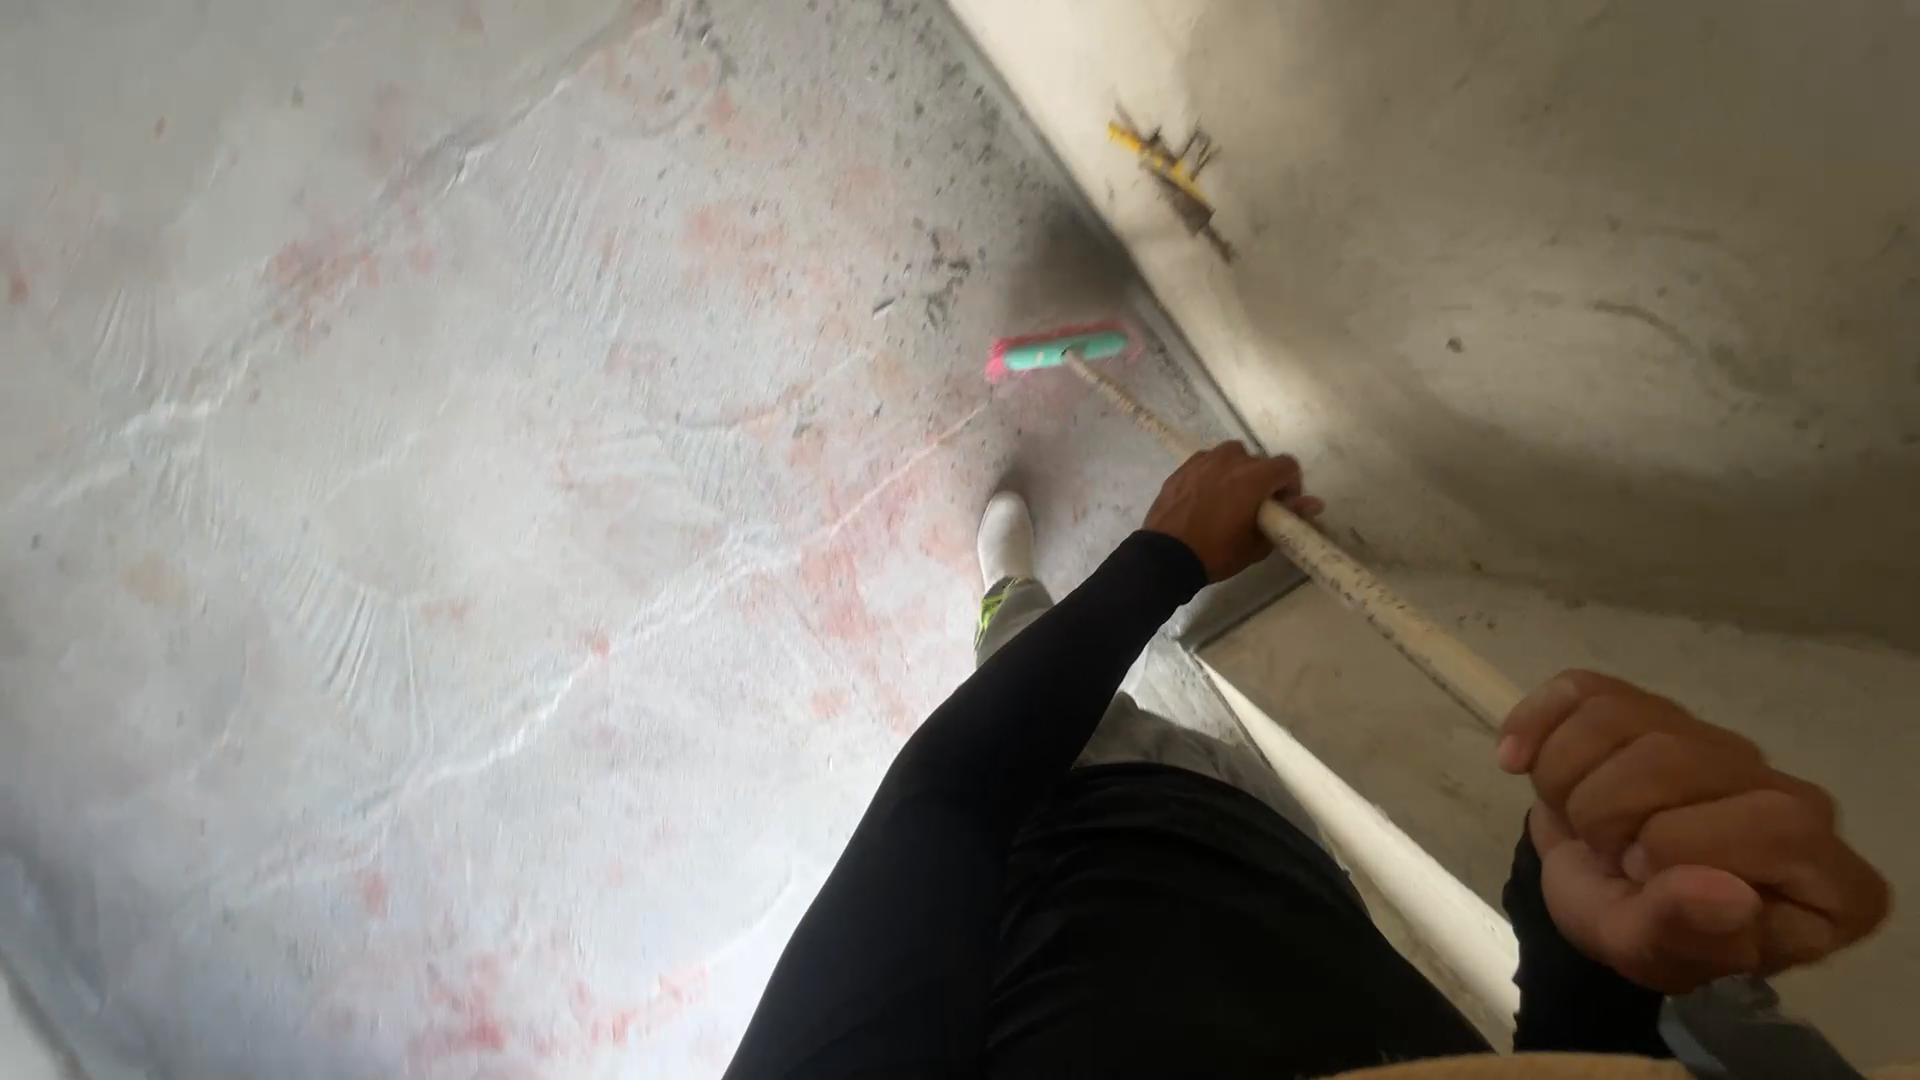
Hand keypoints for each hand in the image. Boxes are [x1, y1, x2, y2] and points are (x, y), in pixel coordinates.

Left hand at [1142, 441, 1322, 582]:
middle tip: (1255, 506)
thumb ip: (1288, 518)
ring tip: (1230, 497)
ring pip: (1232, 456)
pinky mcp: (1183, 467)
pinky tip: (1206, 495)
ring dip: (1238, 471)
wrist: (1166, 555)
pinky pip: (1208, 461)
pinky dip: (1214, 472)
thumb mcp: (1257, 543)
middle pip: (1259, 461)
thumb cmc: (1216, 552)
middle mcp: (1230, 460)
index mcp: (1254, 477)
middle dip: (1264, 480)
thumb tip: (1314, 503)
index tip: (1282, 505)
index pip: (1287, 465)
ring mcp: (1204, 461)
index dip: (1291, 484)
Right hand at [1497, 670, 1889, 992]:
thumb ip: (1690, 933)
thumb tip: (1726, 890)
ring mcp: (1710, 742)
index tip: (1638, 878)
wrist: (1591, 887)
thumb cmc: (1636, 925)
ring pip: (1613, 717)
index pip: (1769, 824)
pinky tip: (1516, 761)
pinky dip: (1532, 724)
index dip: (1676, 847)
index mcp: (1824, 872)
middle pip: (1672, 756)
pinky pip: (1577, 689)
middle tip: (1600, 849)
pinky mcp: (1639, 709)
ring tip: (1573, 813)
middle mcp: (1785, 792)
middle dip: (1601, 809)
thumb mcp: (1656, 954)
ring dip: (1561, 774)